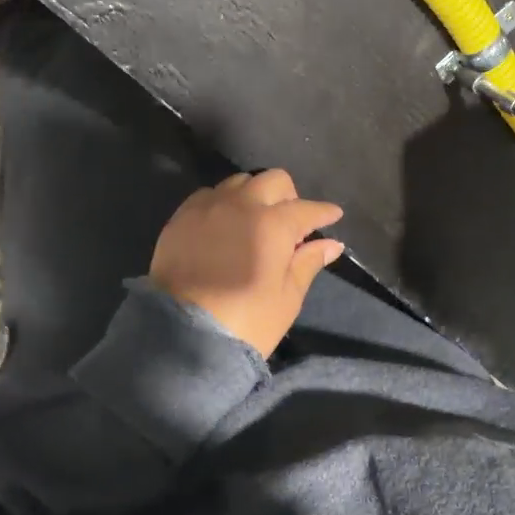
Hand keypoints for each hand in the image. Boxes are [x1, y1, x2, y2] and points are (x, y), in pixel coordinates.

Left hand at [149, 169, 345, 356]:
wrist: (183, 334)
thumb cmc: (247, 321)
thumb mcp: (287, 298)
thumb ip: (308, 263)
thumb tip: (330, 244)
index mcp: (273, 224)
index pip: (306, 209)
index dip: (324, 212)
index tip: (333, 215)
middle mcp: (240, 204)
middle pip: (273, 180)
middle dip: (289, 197)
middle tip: (291, 224)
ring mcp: (207, 208)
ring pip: (239, 183)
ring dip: (255, 196)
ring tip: (256, 223)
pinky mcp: (181, 218)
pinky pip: (209, 196)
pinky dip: (224, 205)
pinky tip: (226, 227)